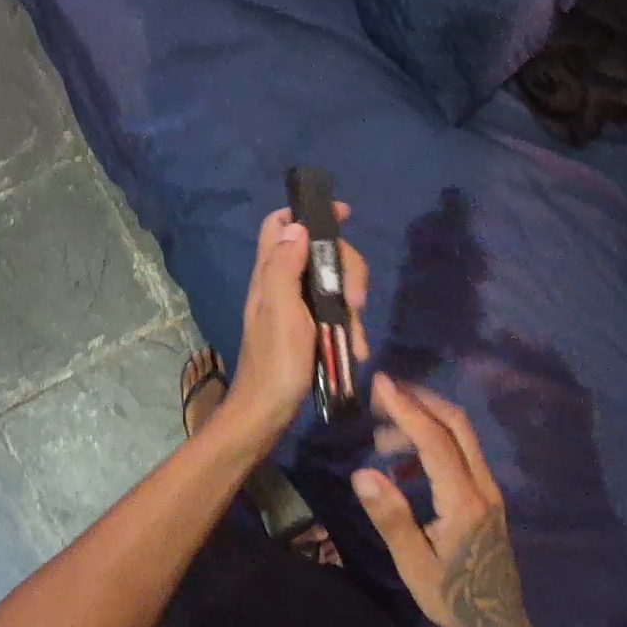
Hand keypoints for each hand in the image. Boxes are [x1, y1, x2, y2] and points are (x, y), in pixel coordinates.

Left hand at [222, 204, 368, 439]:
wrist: (268, 412)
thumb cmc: (275, 362)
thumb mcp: (280, 310)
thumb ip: (283, 266)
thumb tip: (298, 226)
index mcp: (269, 274)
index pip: (280, 224)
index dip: (309, 214)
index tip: (344, 218)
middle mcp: (281, 285)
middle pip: (321, 253)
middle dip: (348, 270)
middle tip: (356, 302)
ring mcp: (296, 308)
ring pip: (334, 286)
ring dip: (352, 309)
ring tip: (357, 339)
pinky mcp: (308, 330)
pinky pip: (335, 316)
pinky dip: (349, 330)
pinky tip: (356, 350)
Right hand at [351, 376, 550, 626]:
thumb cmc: (450, 600)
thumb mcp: (413, 564)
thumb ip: (391, 517)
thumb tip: (362, 472)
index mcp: (464, 501)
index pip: (435, 440)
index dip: (407, 409)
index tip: (380, 384)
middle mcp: (483, 487)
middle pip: (457, 425)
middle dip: (419, 402)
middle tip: (380, 397)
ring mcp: (489, 491)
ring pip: (461, 437)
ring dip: (424, 424)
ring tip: (382, 441)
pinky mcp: (486, 498)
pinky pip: (462, 455)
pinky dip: (433, 445)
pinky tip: (405, 469)